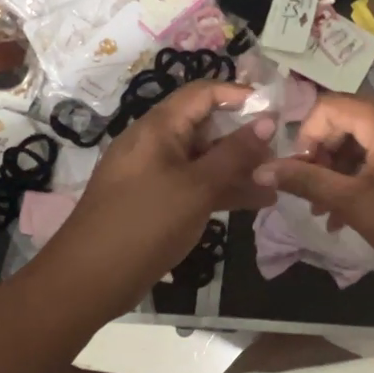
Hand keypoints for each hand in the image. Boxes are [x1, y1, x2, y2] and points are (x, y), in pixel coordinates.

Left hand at [49, 81, 276, 275]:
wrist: (90, 279)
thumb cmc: (145, 223)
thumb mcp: (197, 186)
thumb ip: (236, 153)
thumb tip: (268, 121)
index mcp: (158, 128)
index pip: (204, 93)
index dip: (240, 95)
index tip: (277, 111)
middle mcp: (157, 144)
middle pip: (207, 126)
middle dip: (246, 136)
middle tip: (282, 152)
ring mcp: (157, 174)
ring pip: (206, 159)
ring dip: (241, 168)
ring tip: (278, 180)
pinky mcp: (159, 202)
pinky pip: (198, 185)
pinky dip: (225, 190)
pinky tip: (259, 202)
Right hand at [253, 93, 373, 282]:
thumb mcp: (353, 204)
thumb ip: (306, 181)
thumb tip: (261, 169)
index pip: (331, 106)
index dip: (306, 136)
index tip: (297, 173)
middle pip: (348, 119)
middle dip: (322, 154)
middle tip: (308, 193)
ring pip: (364, 138)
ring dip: (339, 169)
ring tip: (324, 210)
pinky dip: (362, 173)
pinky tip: (346, 210)